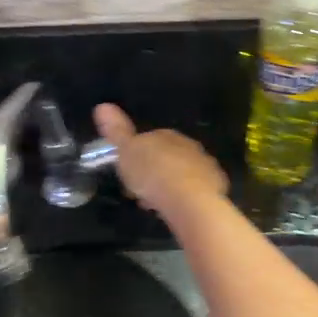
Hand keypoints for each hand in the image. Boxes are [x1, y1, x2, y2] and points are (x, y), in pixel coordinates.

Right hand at [93, 104, 228, 217]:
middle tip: (139, 192)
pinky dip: (183, 199)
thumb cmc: (153, 173)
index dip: (138, 156)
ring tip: (154, 206)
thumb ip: (117, 131)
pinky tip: (174, 210)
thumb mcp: (127, 152)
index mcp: (167, 135)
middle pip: (168, 158)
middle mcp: (189, 146)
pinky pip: (194, 191)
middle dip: (154, 173)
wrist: (189, 200)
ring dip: (168, 188)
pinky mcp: (215, 187)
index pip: (151, 140)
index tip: (128, 173)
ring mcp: (205, 166)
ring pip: (181, 175)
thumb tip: (102, 105)